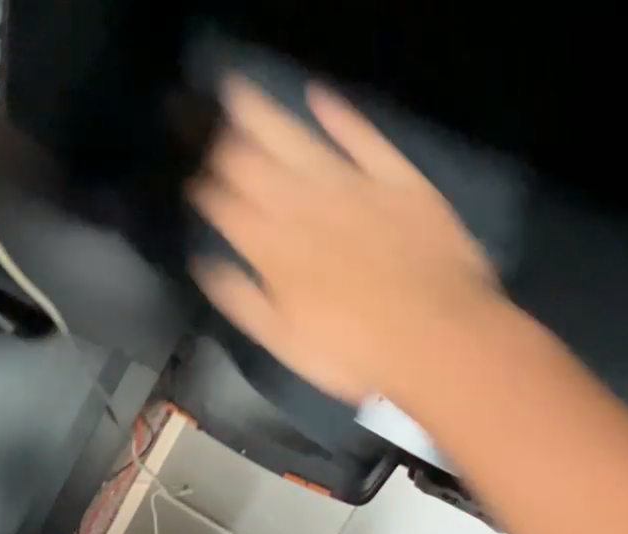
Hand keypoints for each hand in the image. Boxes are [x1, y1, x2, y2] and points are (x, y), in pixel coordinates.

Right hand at [190, 77, 502, 403]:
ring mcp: (351, 187)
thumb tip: (205, 266)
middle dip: (223, 141)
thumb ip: (242, 298)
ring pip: (297, 141)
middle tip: (204, 119)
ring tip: (237, 89)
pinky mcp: (396, 179)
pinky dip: (339, 116)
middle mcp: (304, 207)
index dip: (205, 190)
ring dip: (264, 114)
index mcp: (271, 249)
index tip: (191, 178)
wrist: (436, 337)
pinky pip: (362, 138)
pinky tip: (318, 96)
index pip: (226, 207)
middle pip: (252, 164)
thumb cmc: (353, 351)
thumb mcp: (284, 339)